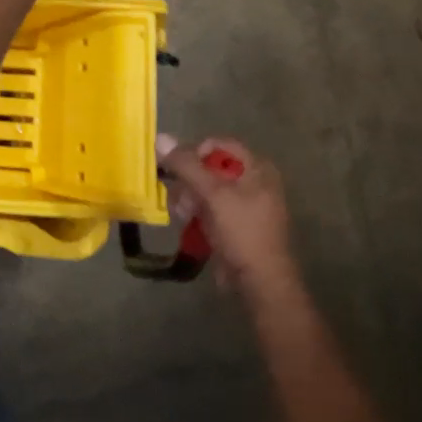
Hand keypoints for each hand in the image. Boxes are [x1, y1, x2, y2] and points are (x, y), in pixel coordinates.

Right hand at [157, 135, 301, 303]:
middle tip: (181, 199)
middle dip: (189, 182)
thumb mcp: (213, 194)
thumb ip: (186, 166)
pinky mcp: (235, 225)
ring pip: (205, 189)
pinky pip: (209, 208)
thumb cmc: (242, 232)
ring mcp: (244, 204)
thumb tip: (160, 137)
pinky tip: (188, 225)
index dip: (194, 153)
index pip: (217, 145)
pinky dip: (196, 213)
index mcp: (257, 167)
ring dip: (189, 200)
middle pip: (208, 168)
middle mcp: (253, 181)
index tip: (176, 170)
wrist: (261, 283)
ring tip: (184, 216)